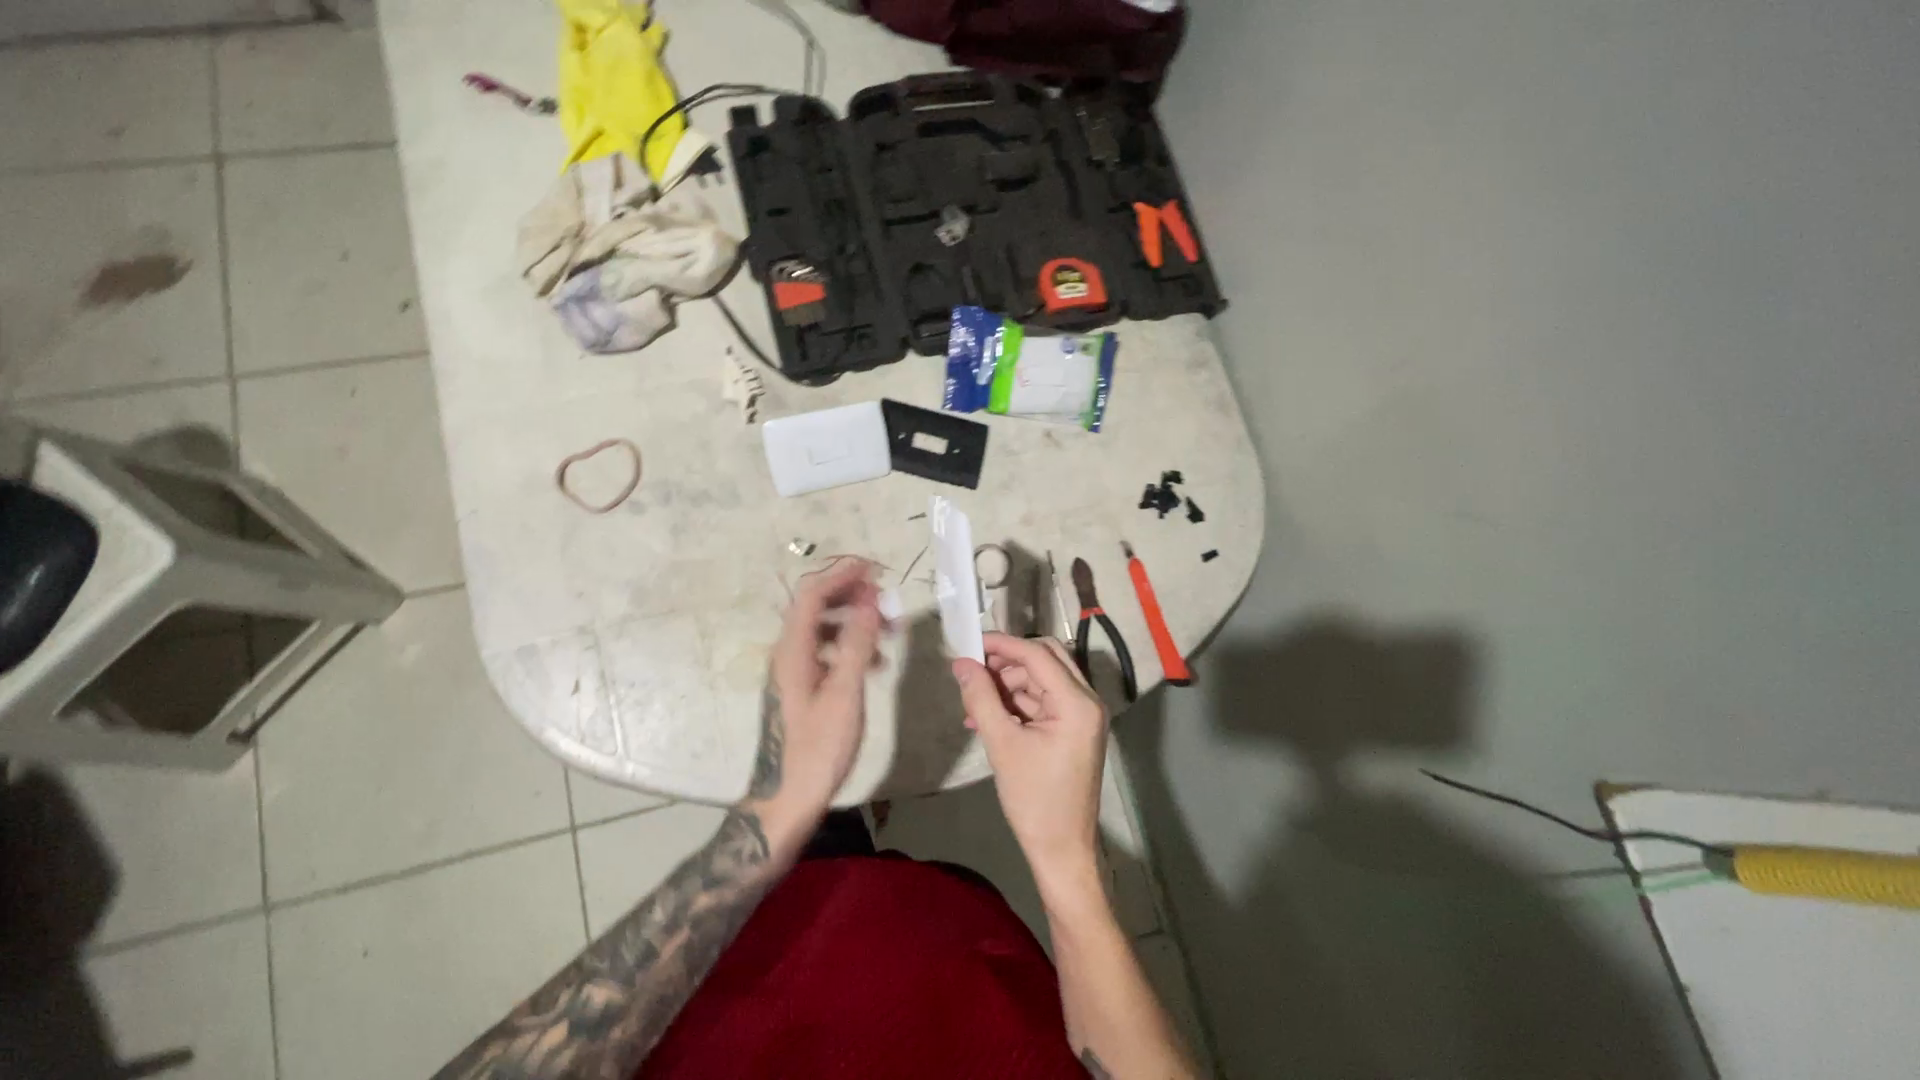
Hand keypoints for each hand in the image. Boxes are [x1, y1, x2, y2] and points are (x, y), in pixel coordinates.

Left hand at [752, 559, 884, 831]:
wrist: (787, 797)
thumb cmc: (817, 748)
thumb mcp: (844, 694)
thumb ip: (857, 645)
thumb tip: (870, 601)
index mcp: (793, 650)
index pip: (812, 594)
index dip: (842, 575)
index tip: (875, 569)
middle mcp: (787, 653)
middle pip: (815, 607)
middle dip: (852, 596)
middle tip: (888, 600)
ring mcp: (791, 671)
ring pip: (822, 630)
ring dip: (855, 623)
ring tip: (889, 633)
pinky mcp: (799, 687)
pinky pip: (824, 652)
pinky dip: (849, 648)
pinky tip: (874, 665)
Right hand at [952, 632, 1108, 903]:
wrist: (1061, 848)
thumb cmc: (1034, 799)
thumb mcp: (1002, 745)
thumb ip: (981, 698)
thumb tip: (960, 663)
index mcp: (1077, 703)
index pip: (1038, 655)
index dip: (1002, 644)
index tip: (969, 643)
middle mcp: (1087, 701)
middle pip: (1046, 659)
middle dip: (1007, 661)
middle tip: (972, 668)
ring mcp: (1082, 716)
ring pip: (1042, 680)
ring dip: (1007, 684)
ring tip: (973, 703)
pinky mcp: (1073, 730)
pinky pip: (1043, 701)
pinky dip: (1016, 703)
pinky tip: (985, 718)